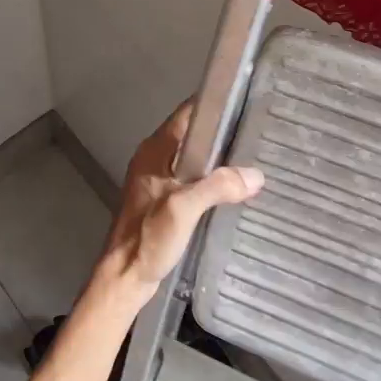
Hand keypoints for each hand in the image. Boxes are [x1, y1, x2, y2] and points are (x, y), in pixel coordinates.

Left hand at [90, 100, 264, 306]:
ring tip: (251, 160)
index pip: (187, 114)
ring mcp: (157, 179)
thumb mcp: (184, 208)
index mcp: (155, 150)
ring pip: (192, 158)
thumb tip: (255, 175)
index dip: (213, 106)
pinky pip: (191, 178)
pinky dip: (210, 179)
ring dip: (217, 159)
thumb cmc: (148, 237)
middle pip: (192, 134)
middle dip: (221, 133)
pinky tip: (231, 190)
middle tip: (256, 135)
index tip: (244, 104)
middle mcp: (154, 158)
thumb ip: (218, 187)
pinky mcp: (162, 199)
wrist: (124, 277)